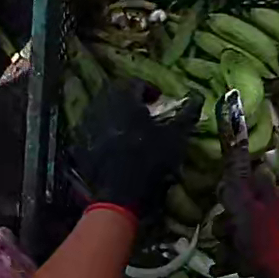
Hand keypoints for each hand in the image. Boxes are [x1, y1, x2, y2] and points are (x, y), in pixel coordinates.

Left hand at [71, 79, 201, 220]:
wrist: (120, 194)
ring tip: (127, 128)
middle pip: (114, 93)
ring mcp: (87, 126)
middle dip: (129, 100)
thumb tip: (199, 95)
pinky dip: (101, 132)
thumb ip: (188, 114)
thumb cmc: (151, 160)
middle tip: (143, 112)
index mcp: (124, 99)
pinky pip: (90, 130)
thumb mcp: (176, 137)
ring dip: (114, 114)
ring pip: (100, 110)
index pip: (135, 83)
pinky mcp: (79, 145)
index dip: (149, 89)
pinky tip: (111, 144)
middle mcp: (101, 106)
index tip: (158, 101)